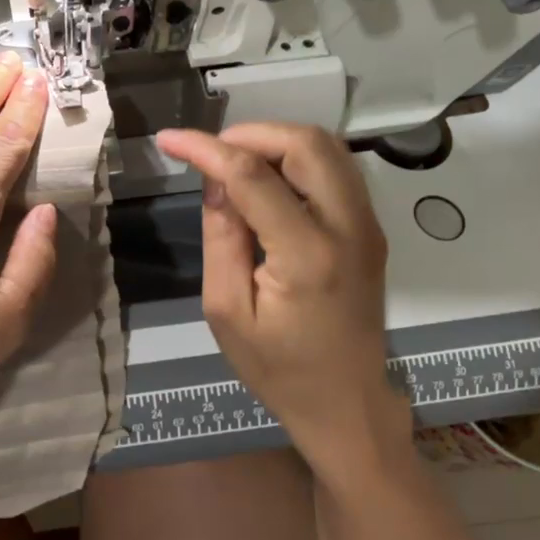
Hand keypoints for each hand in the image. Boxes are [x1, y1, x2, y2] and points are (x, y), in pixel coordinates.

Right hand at [155, 123, 406, 470]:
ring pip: (327, 147)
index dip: (206, 149)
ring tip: (234, 164)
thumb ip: (221, 237)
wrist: (347, 405)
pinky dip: (297, 158)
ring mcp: (368, 226)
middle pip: (305, 143)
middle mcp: (349, 228)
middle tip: (212, 154)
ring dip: (276, 142)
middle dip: (250, 134)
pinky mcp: (370, 229)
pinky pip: (335, 169)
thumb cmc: (278, 368)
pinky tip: (266, 181)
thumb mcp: (227, 310)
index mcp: (308, 255)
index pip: (253, 176)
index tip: (169, 139)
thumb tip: (216, 181)